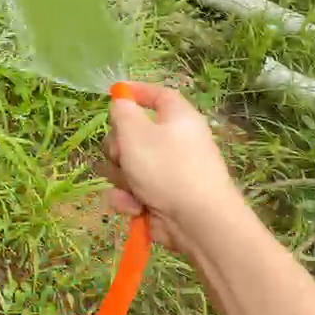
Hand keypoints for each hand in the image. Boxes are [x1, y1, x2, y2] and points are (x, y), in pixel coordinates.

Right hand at [101, 81, 247, 257]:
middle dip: (118, 147)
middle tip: (120, 155)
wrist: (199, 223)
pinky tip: (134, 207)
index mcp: (178, 119)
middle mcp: (175, 143)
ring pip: (128, 165)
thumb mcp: (135, 132)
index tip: (115, 93)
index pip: (159, 95)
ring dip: (121, 177)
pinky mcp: (162, 197)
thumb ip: (122, 112)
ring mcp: (169, 172)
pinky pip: (133, 190)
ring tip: (131, 189)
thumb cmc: (167, 169)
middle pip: (134, 133)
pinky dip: (129, 199)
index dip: (136, 91)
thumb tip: (121, 103)